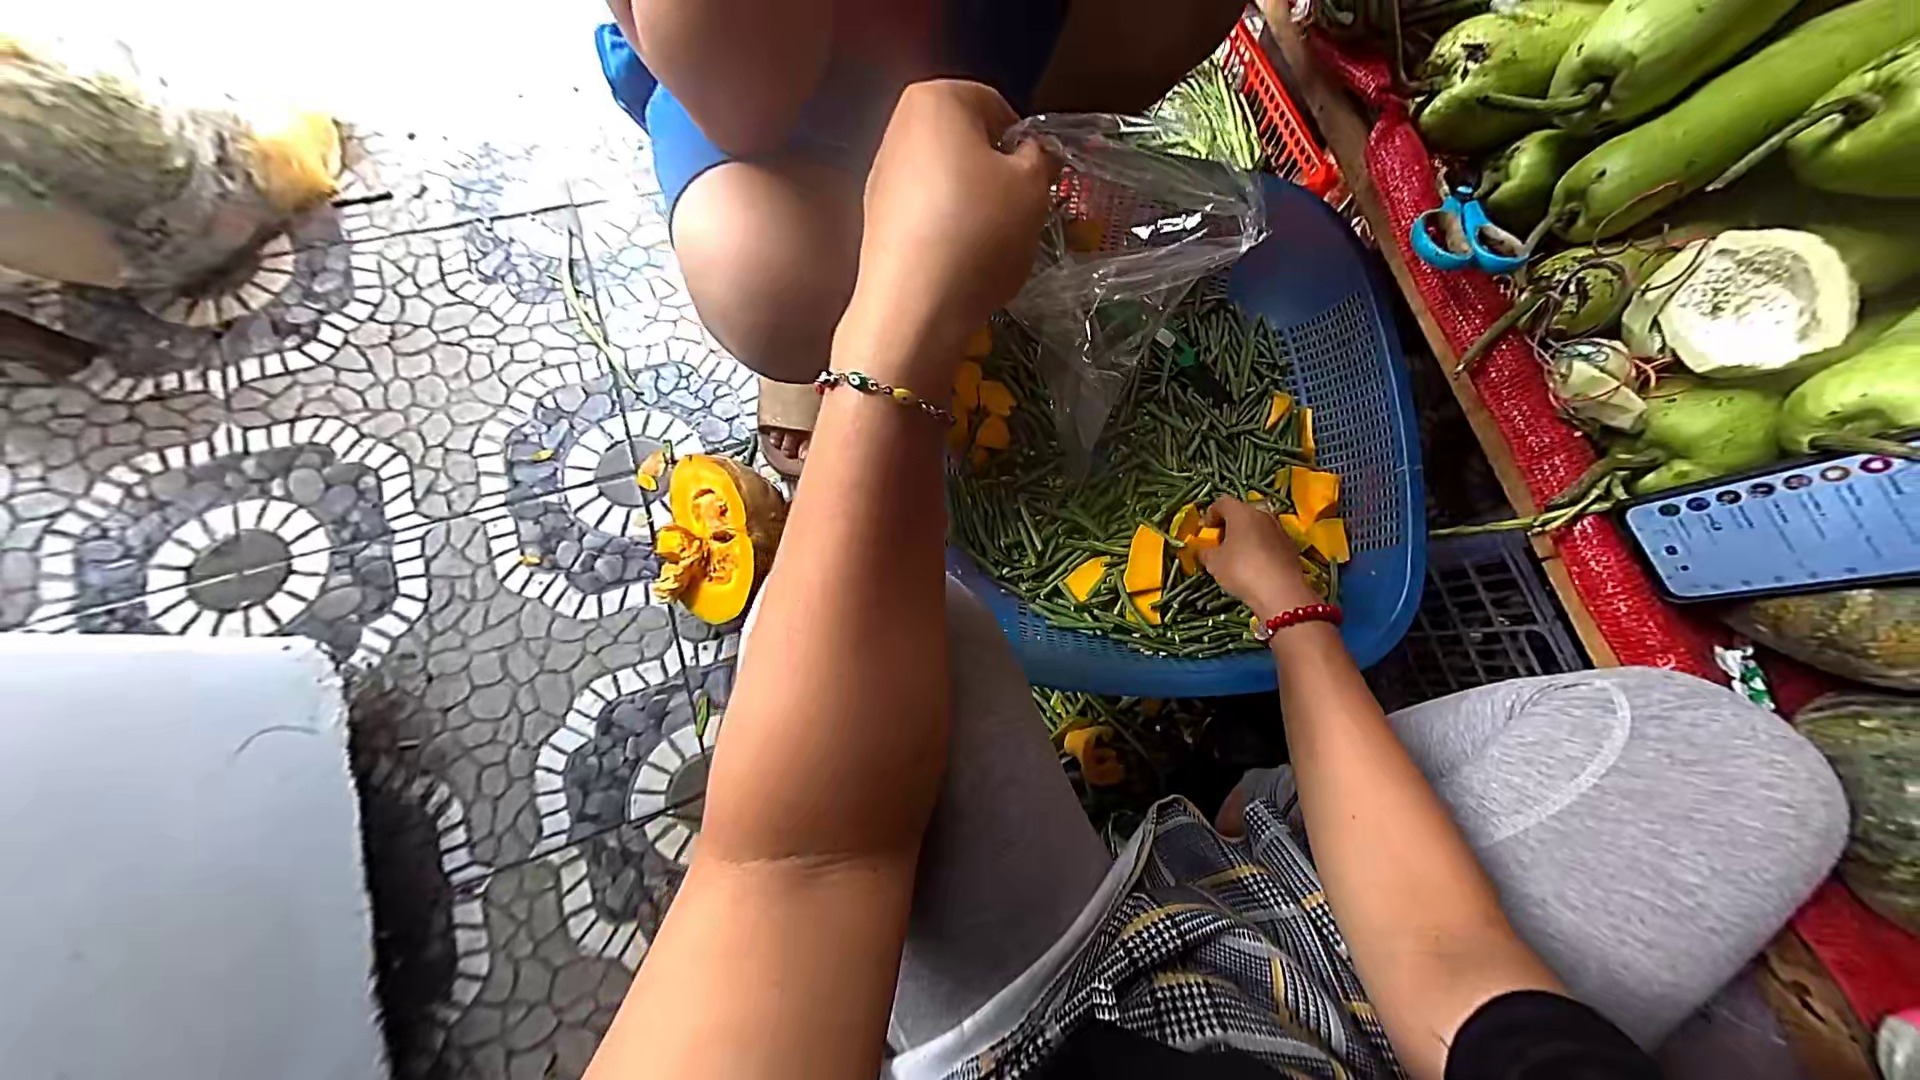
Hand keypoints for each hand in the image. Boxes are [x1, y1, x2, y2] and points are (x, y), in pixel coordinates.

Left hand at [836, 79, 1056, 389]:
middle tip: (1016, 218)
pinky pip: (924, 222)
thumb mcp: (1032, 190)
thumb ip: (1041, 158)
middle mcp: (897, 131)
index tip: (1035, 184)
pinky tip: (958, 268)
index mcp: (935, 100)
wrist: (914, 310)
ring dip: (971, 212)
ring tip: (987, 251)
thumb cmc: (979, 233)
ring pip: (945, 187)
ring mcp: (880, 182)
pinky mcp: (875, 228)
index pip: (995, 106)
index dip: (1023, 146)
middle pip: (965, 148)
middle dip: (994, 178)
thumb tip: (1034, 153)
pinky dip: (946, 237)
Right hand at [1198, 497, 1321, 617]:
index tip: (1205, 530)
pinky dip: (1260, 548)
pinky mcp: (1292, 547)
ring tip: (1236, 556)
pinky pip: (1270, 541)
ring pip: (1258, 527)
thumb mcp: (1213, 562)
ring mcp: (1280, 530)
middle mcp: (1263, 515)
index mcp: (1242, 513)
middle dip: (1229, 526)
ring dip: (1246, 537)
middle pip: (1242, 513)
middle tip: (1219, 543)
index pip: (1222, 503)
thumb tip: (1205, 550)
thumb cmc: (1241, 570)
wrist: (1282, 592)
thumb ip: (1206, 552)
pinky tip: (1254, 566)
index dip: (1210, 514)